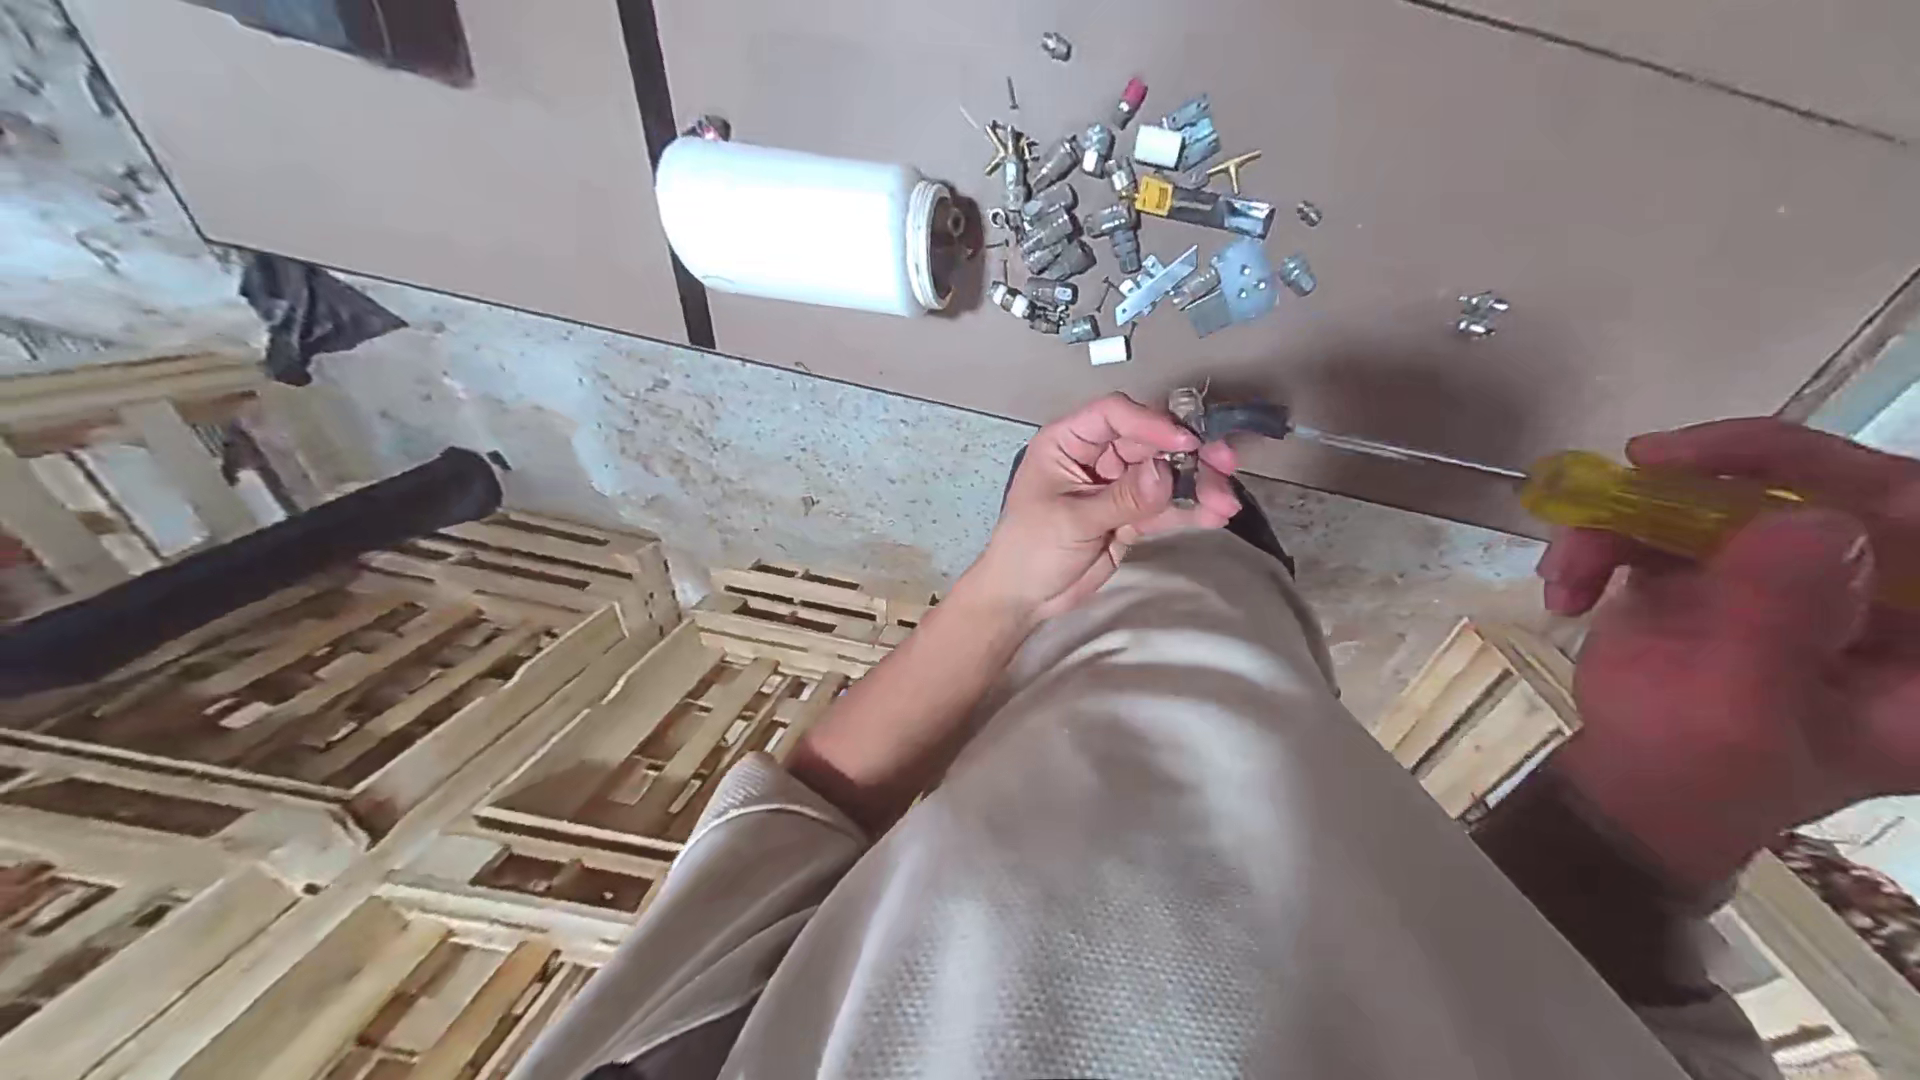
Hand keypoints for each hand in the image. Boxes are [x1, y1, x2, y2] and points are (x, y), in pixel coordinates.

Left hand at [963, 393, 1240, 623]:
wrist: (1024, 597)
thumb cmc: (1030, 549)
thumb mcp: (1072, 521)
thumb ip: (1121, 499)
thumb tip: (1166, 474)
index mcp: (1067, 443)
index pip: (1113, 415)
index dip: (1150, 422)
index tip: (1184, 442)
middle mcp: (1094, 457)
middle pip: (1149, 441)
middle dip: (1188, 453)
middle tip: (1224, 464)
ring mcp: (1115, 486)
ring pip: (1164, 473)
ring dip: (1197, 483)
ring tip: (1225, 501)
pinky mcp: (1131, 514)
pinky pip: (1165, 505)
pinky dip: (1190, 508)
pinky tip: (1216, 513)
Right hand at [1537, 418, 1919, 889]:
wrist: (1625, 786)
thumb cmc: (1693, 771)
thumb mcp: (1736, 709)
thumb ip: (1773, 622)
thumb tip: (1801, 518)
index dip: (1855, 477)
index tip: (1742, 462)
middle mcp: (1871, 597)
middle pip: (1822, 493)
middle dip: (1722, 476)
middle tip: (1642, 463)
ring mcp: (1781, 582)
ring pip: (1720, 504)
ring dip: (1625, 524)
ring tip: (1565, 573)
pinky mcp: (1708, 575)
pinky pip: (1658, 527)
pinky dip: (1597, 546)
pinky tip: (1563, 587)